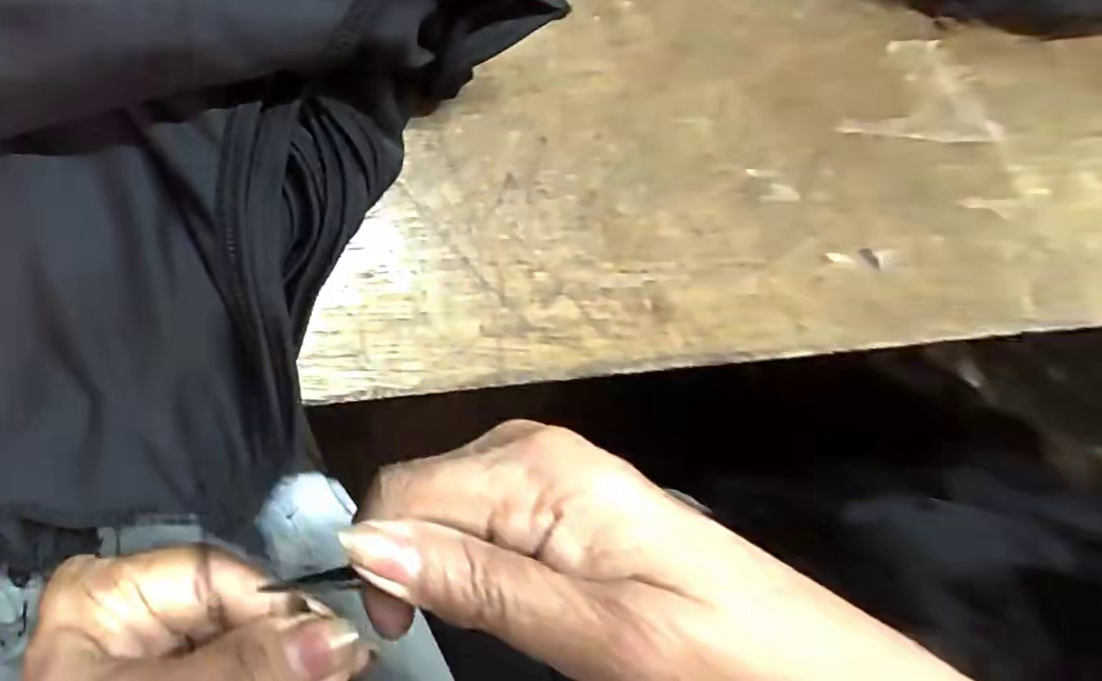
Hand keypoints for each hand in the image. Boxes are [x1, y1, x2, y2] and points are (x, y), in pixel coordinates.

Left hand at [23, 546, 371, 680]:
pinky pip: (229, 665)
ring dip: (283, 661)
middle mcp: (126, 610)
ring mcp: (146, 650)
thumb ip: (241, 667)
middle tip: (345, 662)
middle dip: (283, 639)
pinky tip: (304, 674)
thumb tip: (335, 635)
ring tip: (336, 669)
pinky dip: (264, 673)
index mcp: (101, 590)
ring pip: (235, 641)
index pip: (206, 570)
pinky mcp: (168, 673)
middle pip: (227, 609)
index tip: (335, 635)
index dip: (272, 603)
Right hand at [338, 420, 968, 680]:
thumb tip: (363, 545)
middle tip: (440, 635)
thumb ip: (481, 584)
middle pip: (423, 491)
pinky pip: (479, 511)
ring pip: (444, 502)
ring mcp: (545, 463)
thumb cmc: (737, 665)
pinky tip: (496, 591)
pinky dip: (467, 553)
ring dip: (437, 559)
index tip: (390, 633)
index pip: (407, 491)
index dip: (379, 556)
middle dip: (410, 556)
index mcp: (534, 463)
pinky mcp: (559, 490)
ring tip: (474, 621)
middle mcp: (527, 444)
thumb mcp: (607, 639)